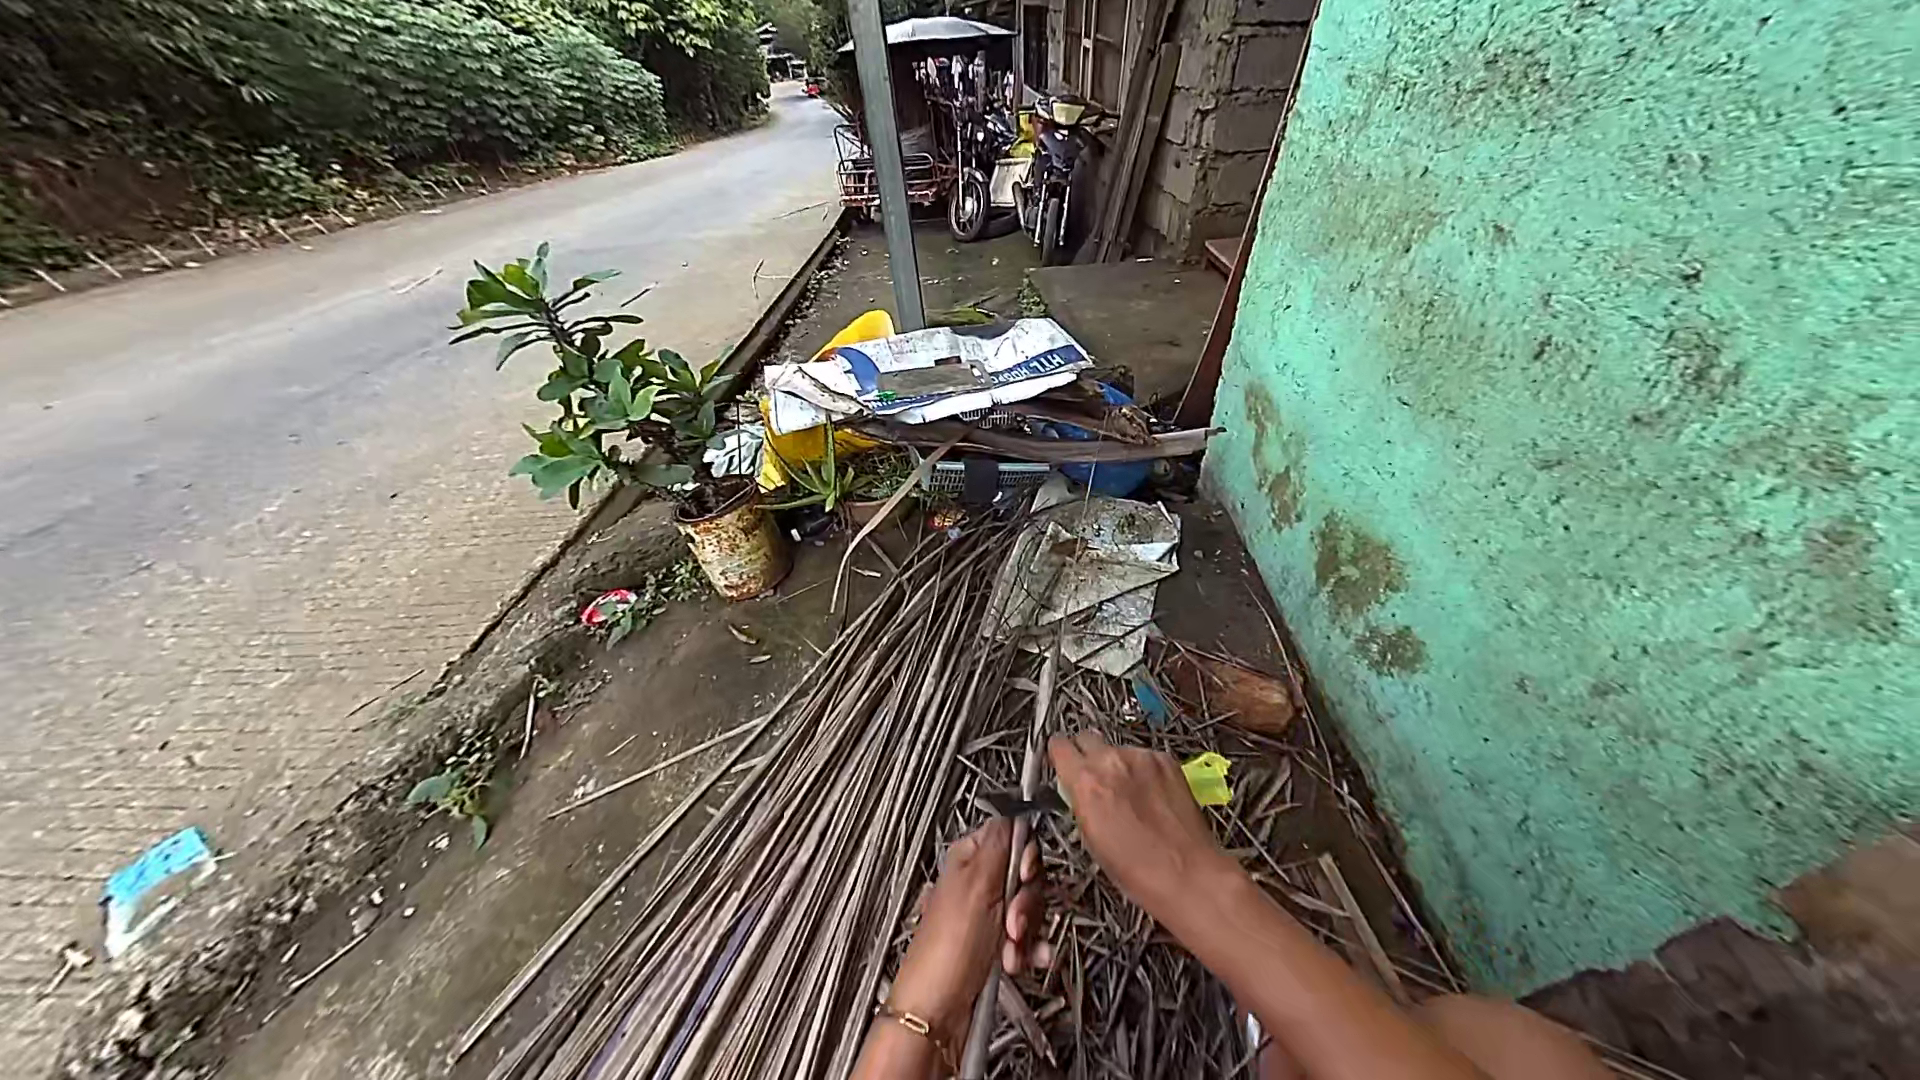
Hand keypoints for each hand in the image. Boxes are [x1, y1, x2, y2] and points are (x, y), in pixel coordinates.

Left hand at [886, 819, 1046, 1044]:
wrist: (936, 1012)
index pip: (1014, 835)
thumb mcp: (978, 885)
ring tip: (1012, 949)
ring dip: (1028, 931)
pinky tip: (1022, 961)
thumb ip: (999, 844)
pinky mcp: (996, 941)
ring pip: (1030, 906)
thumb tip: (1012, 809)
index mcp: (971, 856)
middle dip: (1028, 901)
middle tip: (1013, 921)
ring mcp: (988, 912)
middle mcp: (979, 880)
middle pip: (1026, 873)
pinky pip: (1028, 936)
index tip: (1023, 875)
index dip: (1026, 857)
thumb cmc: (945, 949)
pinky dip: (1029, 949)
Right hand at [1049, 729, 1236, 920]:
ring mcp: (1140, 757)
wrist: (1188, 874)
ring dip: (1118, 764)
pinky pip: (1144, 756)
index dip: (1061, 755)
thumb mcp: (1090, 837)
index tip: (1065, 763)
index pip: (1059, 745)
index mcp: (1085, 781)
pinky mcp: (1165, 760)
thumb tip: (1077, 788)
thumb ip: (1079, 800)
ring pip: (1117, 748)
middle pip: (1086, 737)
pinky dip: (1144, 770)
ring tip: (1132, 795)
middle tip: (1096, 778)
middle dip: (1087, 754)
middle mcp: (1110, 761)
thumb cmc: (1138, 869)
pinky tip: (1152, 796)